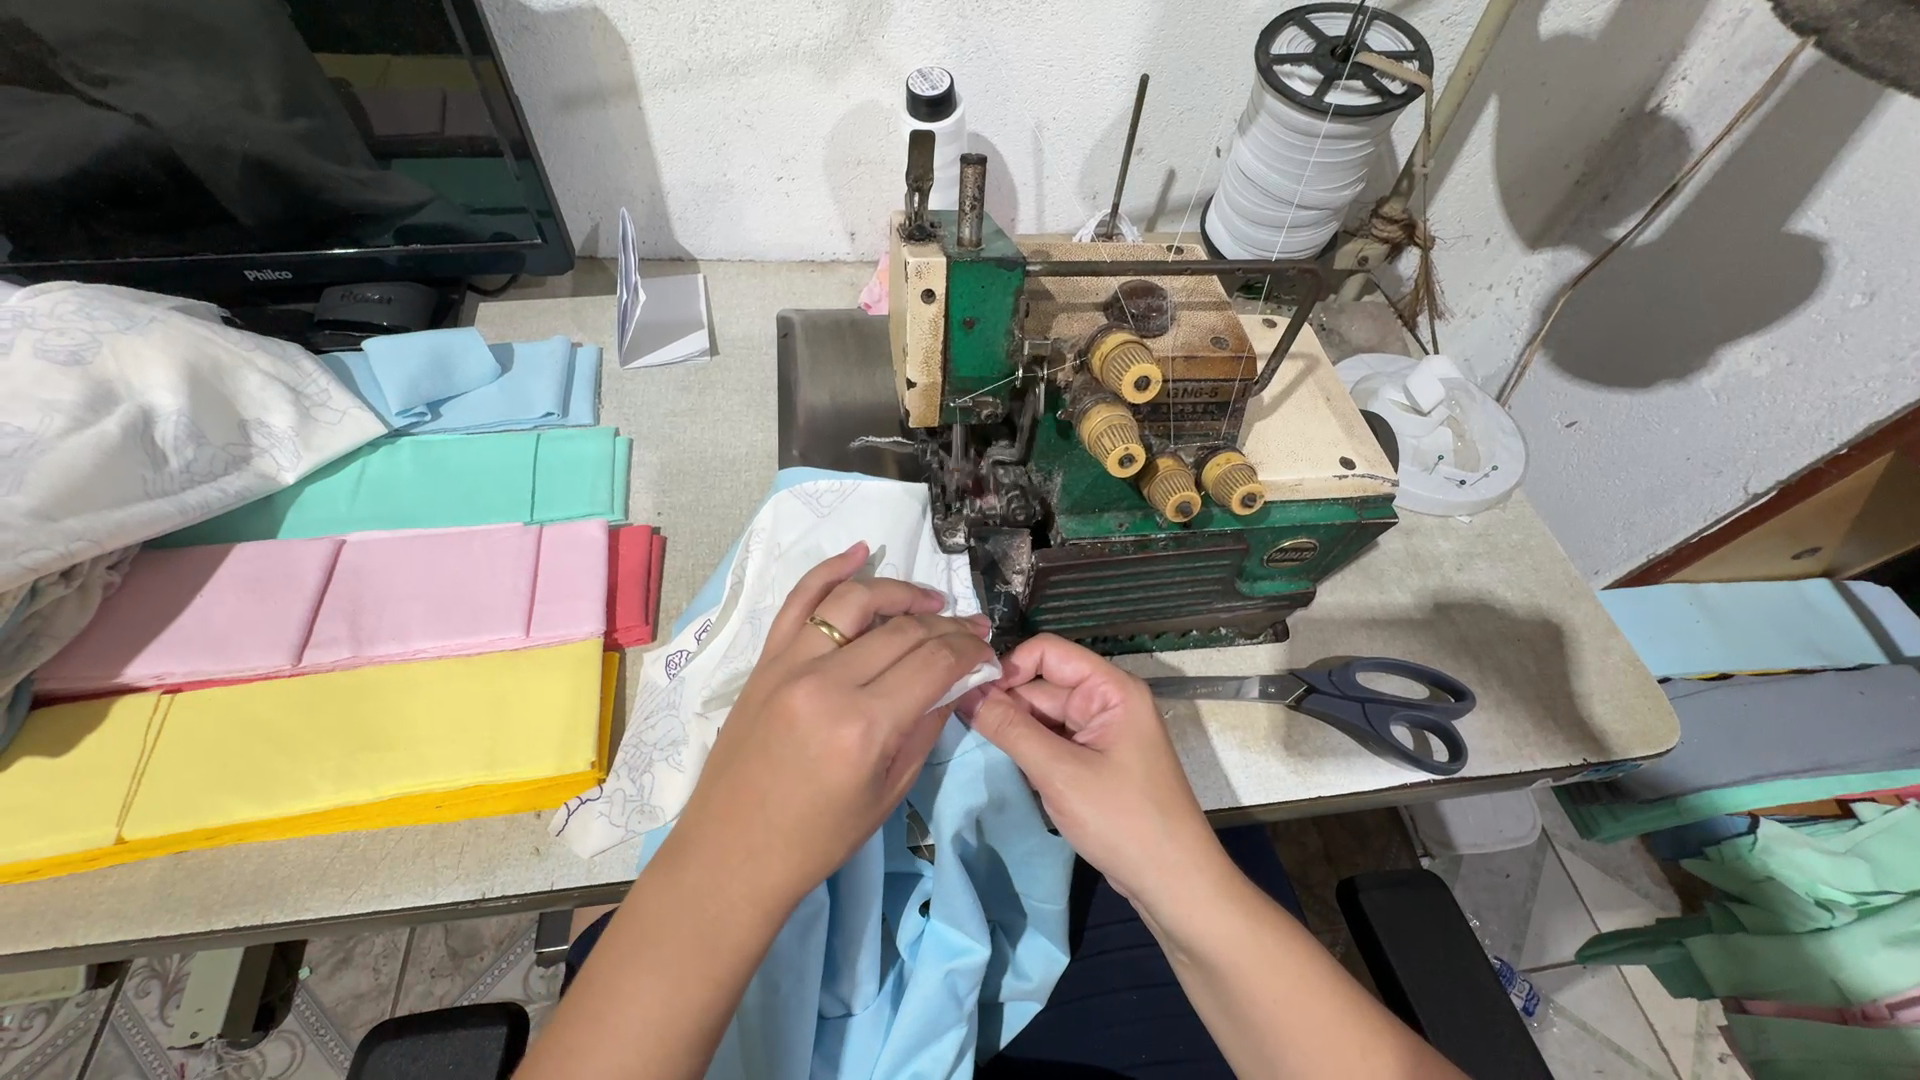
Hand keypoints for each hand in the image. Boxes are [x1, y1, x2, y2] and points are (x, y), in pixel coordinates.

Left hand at [667, 543, 994, 907]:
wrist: (733, 852)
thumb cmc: (818, 838)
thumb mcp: (889, 792)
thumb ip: (926, 726)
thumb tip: (958, 680)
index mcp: (864, 726)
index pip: (935, 663)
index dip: (971, 651)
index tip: (988, 651)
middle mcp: (828, 683)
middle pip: (903, 630)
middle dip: (947, 625)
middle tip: (972, 629)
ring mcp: (790, 665)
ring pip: (855, 600)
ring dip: (901, 591)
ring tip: (930, 600)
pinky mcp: (765, 661)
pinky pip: (798, 601)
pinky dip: (829, 570)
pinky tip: (859, 552)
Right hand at [959, 634, 1226, 908]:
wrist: (1173, 883)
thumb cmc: (1123, 821)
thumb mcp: (1059, 773)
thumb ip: (1010, 728)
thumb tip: (965, 693)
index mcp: (1111, 689)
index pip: (1048, 652)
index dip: (1009, 667)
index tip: (973, 696)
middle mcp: (1107, 701)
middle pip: (1042, 684)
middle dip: (1007, 704)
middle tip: (965, 727)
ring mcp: (1101, 732)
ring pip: (1043, 715)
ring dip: (1017, 730)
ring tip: (985, 749)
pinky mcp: (1095, 760)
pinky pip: (1053, 740)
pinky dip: (1031, 751)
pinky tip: (1014, 770)